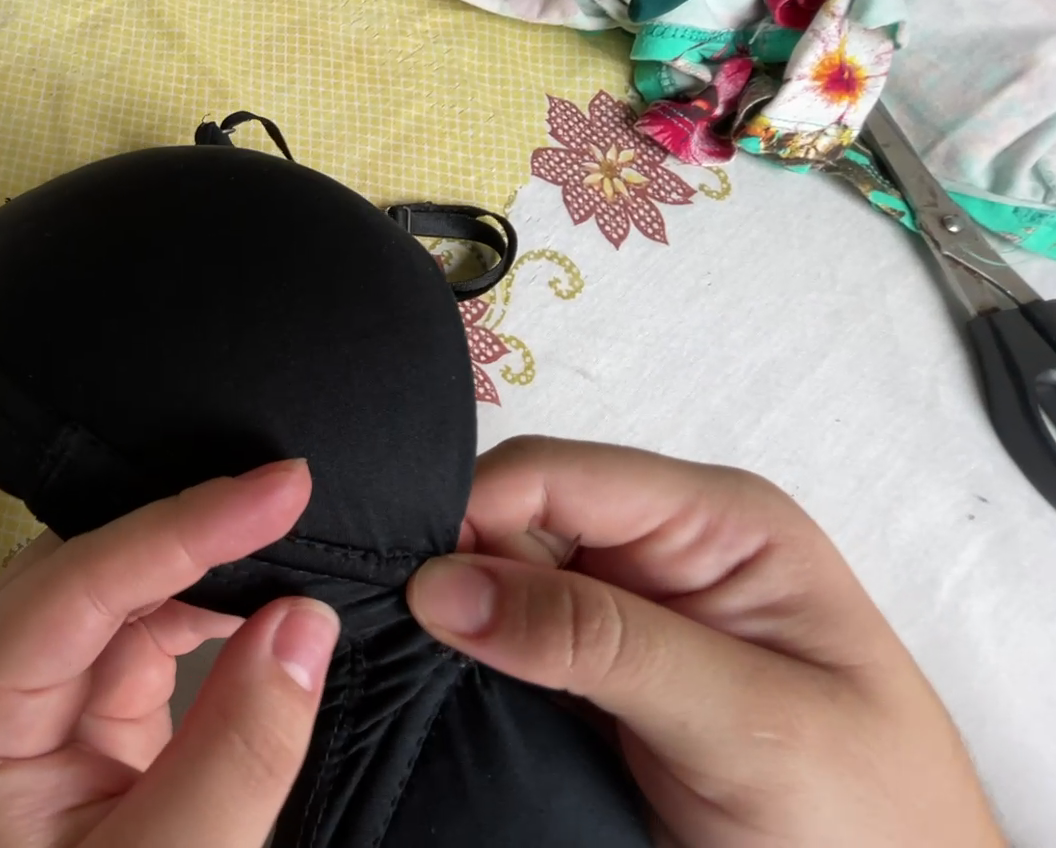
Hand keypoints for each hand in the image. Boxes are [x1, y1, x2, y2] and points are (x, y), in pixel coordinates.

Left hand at [0, 460, 339, 846]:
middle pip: (92, 558)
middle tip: (291, 491)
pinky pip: (147, 614)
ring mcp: (37, 670)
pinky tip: (258, 590)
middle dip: (192, 524)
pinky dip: (208, 598)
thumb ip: (237, 750)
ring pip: (122, 574)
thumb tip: (305, 619)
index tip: (283, 486)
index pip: (80, 581)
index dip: (185, 527)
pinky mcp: (84, 683)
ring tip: (288, 530)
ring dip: (205, 556)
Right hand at [405, 436, 1003, 846]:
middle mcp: (648, 543)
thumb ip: (593, 639)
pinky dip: (461, 649)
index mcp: (707, 518)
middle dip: (459, 566)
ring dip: (455, 614)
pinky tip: (449, 673)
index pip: (549, 474)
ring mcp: (610, 603)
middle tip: (424, 632)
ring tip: (433, 662)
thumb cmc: (866, 828)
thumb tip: (437, 586)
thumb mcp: (745, 723)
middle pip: (506, 514)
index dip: (474, 512)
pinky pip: (491, 629)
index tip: (421, 587)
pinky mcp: (575, 658)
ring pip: (487, 571)